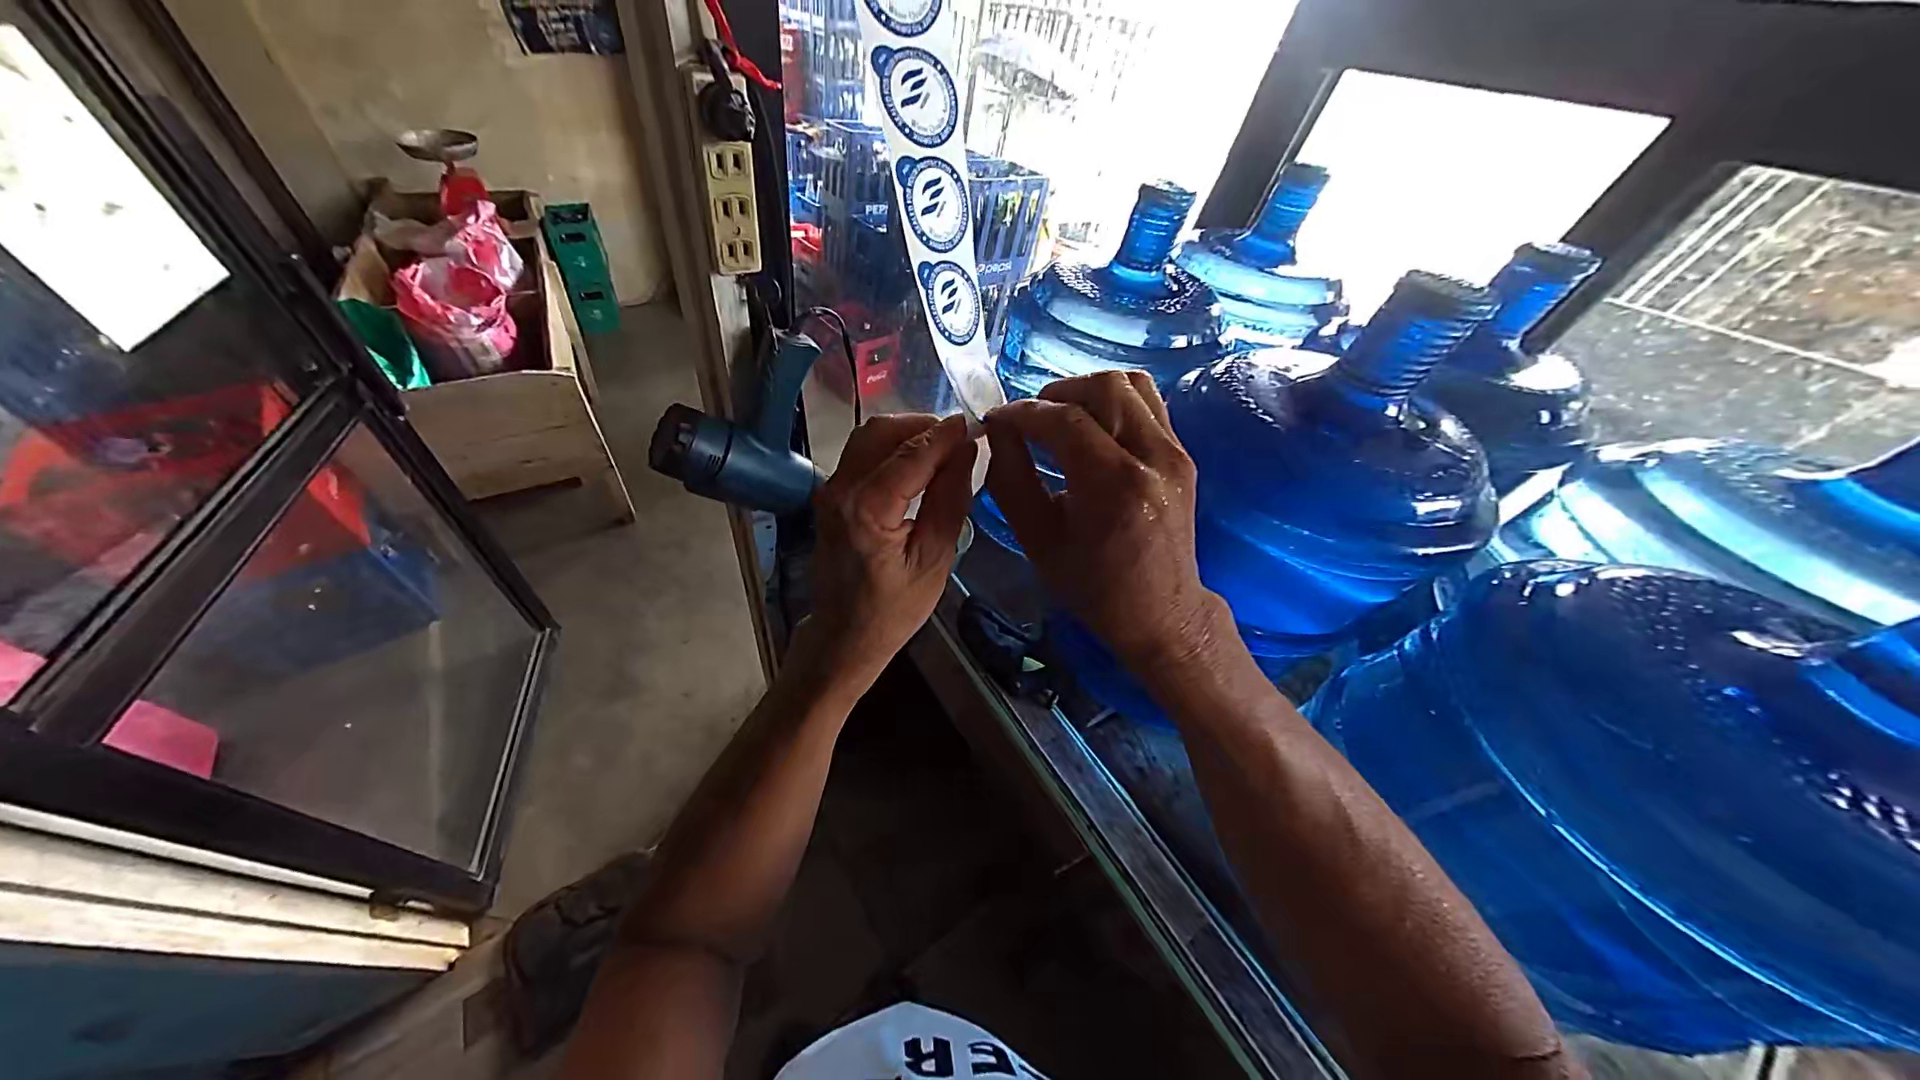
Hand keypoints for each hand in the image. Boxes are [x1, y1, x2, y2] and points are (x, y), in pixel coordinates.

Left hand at [801, 413, 976, 695]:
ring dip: (906, 434)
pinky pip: (861, 454)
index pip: (911, 454)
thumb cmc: (893, 609)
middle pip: (883, 432)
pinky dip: (891, 448)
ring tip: (942, 449)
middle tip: (959, 440)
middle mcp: (841, 489)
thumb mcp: (934, 559)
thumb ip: (950, 499)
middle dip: (924, 428)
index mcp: (867, 508)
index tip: (973, 424)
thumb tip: (966, 451)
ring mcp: (830, 490)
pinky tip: (918, 463)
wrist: (843, 635)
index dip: (945, 435)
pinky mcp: (830, 494)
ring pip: (869, 437)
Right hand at [983, 372, 1232, 671]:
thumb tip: (999, 431)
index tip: (998, 419)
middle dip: (1058, 393)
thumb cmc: (1092, 585)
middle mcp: (1153, 459)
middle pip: (1105, 387)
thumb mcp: (1037, 540)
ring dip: (1089, 392)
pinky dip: (1115, 404)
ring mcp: (1175, 453)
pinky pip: (1148, 405)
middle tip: (1032, 420)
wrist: (1159, 611)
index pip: (1065, 420)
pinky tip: (1093, 430)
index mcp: (1113, 487)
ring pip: (1132, 386)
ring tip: (1062, 419)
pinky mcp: (1182, 455)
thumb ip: (1011, 479)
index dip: (1024, 412)